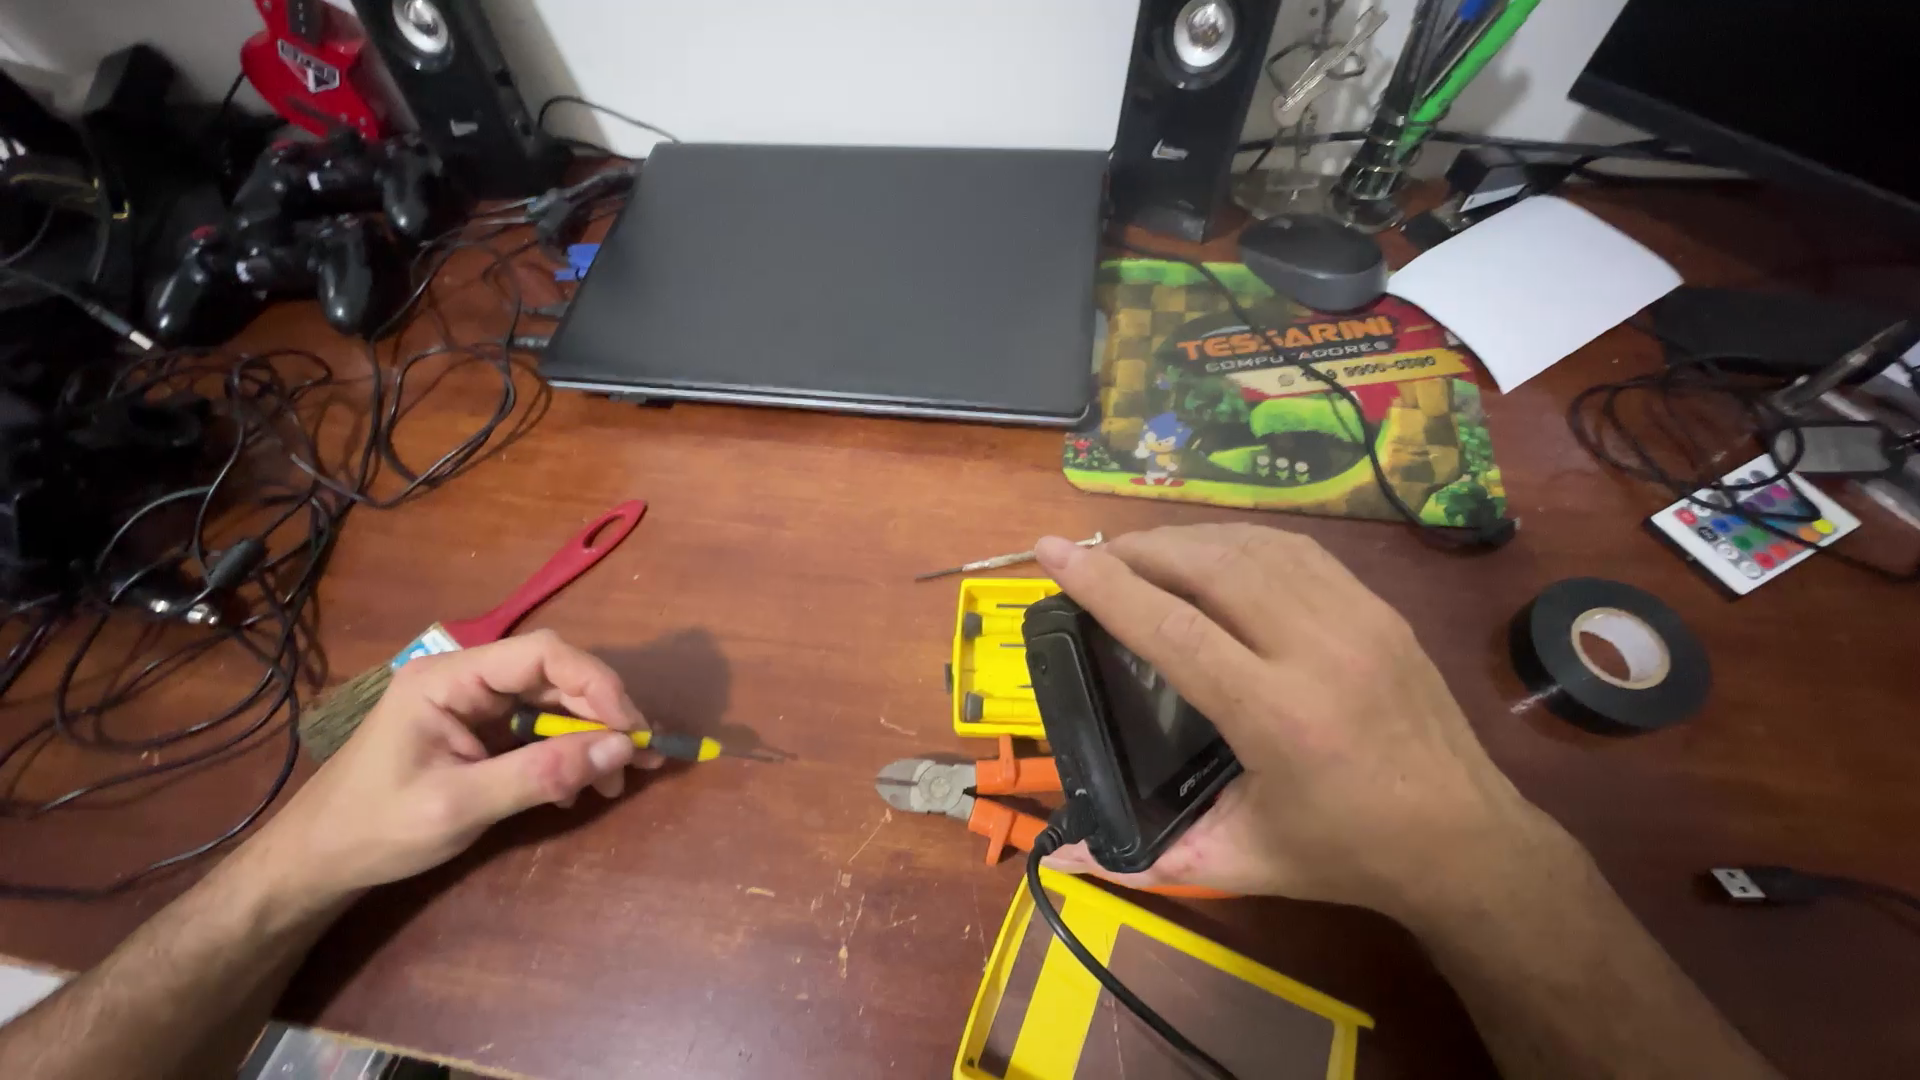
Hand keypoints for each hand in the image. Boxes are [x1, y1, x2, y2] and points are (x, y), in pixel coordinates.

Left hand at [248, 630, 657, 903]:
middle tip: (641, 754)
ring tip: (620, 776)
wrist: (312, 867)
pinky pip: (543, 726)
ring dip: (594, 735)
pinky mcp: (484, 729)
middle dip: (604, 712)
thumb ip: (541, 773)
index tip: (630, 728)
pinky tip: (582, 783)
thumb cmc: (373, 831)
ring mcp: (477, 703)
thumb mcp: (459, 806)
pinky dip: (572, 751)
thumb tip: (624, 749)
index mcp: (450, 677)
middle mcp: (468, 678)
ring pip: (557, 700)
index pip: (544, 653)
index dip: (597, 682)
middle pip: (557, 674)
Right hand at [1034, 524, 1565, 922]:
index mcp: (1277, 717)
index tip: (1052, 552)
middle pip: (1209, 566)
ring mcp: (1357, 618)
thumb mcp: (1241, 860)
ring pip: (1251, 546)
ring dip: (1184, 538)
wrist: (1468, 842)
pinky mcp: (1378, 606)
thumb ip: (1145, 859)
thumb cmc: (1343, 853)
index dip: (1104, 586)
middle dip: (1139, 550)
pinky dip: (1235, 539)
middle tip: (1092, 555)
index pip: (1172, 628)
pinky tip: (1208, 551)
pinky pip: (1292, 549)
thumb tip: (1061, 862)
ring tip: (1140, 551)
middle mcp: (1317, 651)